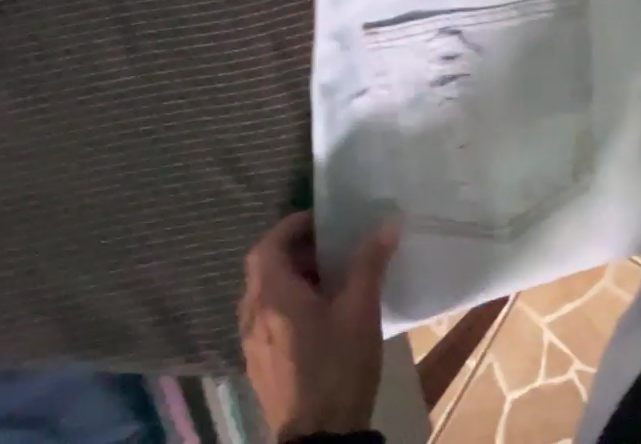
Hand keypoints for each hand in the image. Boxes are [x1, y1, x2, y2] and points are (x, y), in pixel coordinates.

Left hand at [240, 212, 399, 439]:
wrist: (320, 435)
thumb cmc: (338, 364)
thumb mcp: (361, 309)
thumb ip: (370, 262)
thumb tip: (387, 222)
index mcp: (273, 298)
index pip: (267, 247)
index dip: (291, 226)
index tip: (324, 217)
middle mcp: (253, 317)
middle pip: (264, 270)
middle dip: (296, 250)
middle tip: (334, 242)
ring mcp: (253, 345)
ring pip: (266, 296)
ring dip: (294, 276)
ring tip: (334, 274)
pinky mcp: (262, 364)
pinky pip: (270, 319)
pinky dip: (291, 302)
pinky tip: (323, 312)